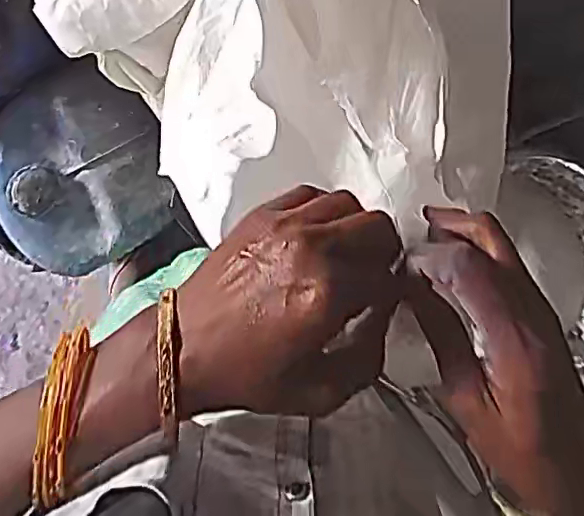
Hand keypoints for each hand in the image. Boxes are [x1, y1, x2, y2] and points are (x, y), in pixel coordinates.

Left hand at [175, 186, 402, 416]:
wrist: (189, 343)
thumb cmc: (248, 370)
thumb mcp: (322, 390)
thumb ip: (368, 354)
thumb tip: (383, 314)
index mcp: (327, 293)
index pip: (388, 275)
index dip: (394, 290)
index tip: (386, 298)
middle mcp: (310, 248)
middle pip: (377, 226)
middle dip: (383, 251)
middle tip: (372, 271)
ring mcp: (285, 224)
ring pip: (348, 202)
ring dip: (356, 226)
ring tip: (346, 251)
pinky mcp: (264, 213)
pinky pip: (311, 193)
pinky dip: (323, 210)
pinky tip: (317, 234)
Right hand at [406, 207, 583, 515]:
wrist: (578, 478)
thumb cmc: (528, 456)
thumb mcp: (467, 401)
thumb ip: (440, 335)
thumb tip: (411, 288)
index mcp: (514, 340)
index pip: (467, 265)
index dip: (427, 256)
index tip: (403, 267)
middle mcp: (534, 314)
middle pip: (490, 235)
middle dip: (446, 224)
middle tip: (412, 234)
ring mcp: (542, 308)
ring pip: (500, 240)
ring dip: (459, 232)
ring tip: (426, 244)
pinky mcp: (542, 311)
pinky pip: (506, 259)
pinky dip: (474, 248)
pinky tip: (451, 263)